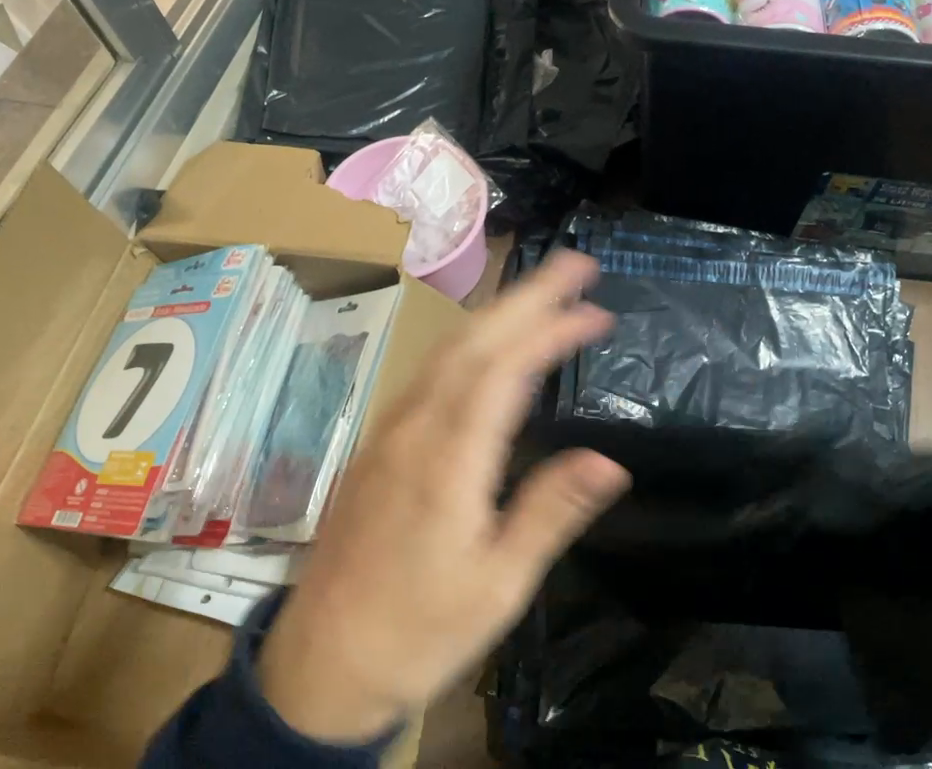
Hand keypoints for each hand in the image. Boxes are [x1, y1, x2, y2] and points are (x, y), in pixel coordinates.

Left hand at [259, 250, 629, 742]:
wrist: (322, 666)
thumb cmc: (419, 631)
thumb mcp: (498, 585)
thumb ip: (550, 513)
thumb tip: (610, 461)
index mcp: (447, 461)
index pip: (503, 369)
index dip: (550, 328)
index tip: (596, 307)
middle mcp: (413, 430)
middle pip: (471, 341)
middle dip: (525, 295)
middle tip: (575, 265)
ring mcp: (389, 434)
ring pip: (445, 351)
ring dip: (496, 313)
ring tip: (542, 294)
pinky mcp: (378, 447)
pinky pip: (429, 374)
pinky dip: (469, 344)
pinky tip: (488, 350)